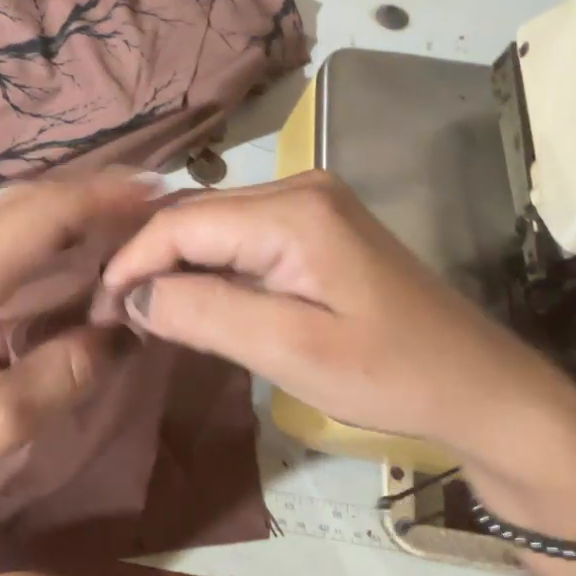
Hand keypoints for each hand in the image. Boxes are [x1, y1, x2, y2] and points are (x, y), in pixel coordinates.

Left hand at [0, 176, 152, 521]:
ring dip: (69, 206)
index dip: (105, 198)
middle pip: (30, 198)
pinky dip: (44, 226)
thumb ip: (68, 371)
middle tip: (154, 203)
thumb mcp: (0, 421)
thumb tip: (123, 330)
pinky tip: (73, 244)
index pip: (45, 213)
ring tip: (125, 216)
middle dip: (94, 194)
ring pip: (13, 207)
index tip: (159, 193)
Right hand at [99, 171, 575, 472]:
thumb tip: (132, 293)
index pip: (181, 222)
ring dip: (174, 264)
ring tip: (138, 309)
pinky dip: (207, 267)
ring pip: (214, 225)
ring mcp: (311, 204)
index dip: (131, 263)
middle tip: (112, 314)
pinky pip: (241, 237)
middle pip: (194, 215)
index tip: (98, 310)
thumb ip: (204, 312)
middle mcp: (298, 188)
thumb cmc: (388, 374)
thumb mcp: (288, 350)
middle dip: (147, 261)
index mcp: (292, 210)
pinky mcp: (317, 228)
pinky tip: (189, 298)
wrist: (478, 387)